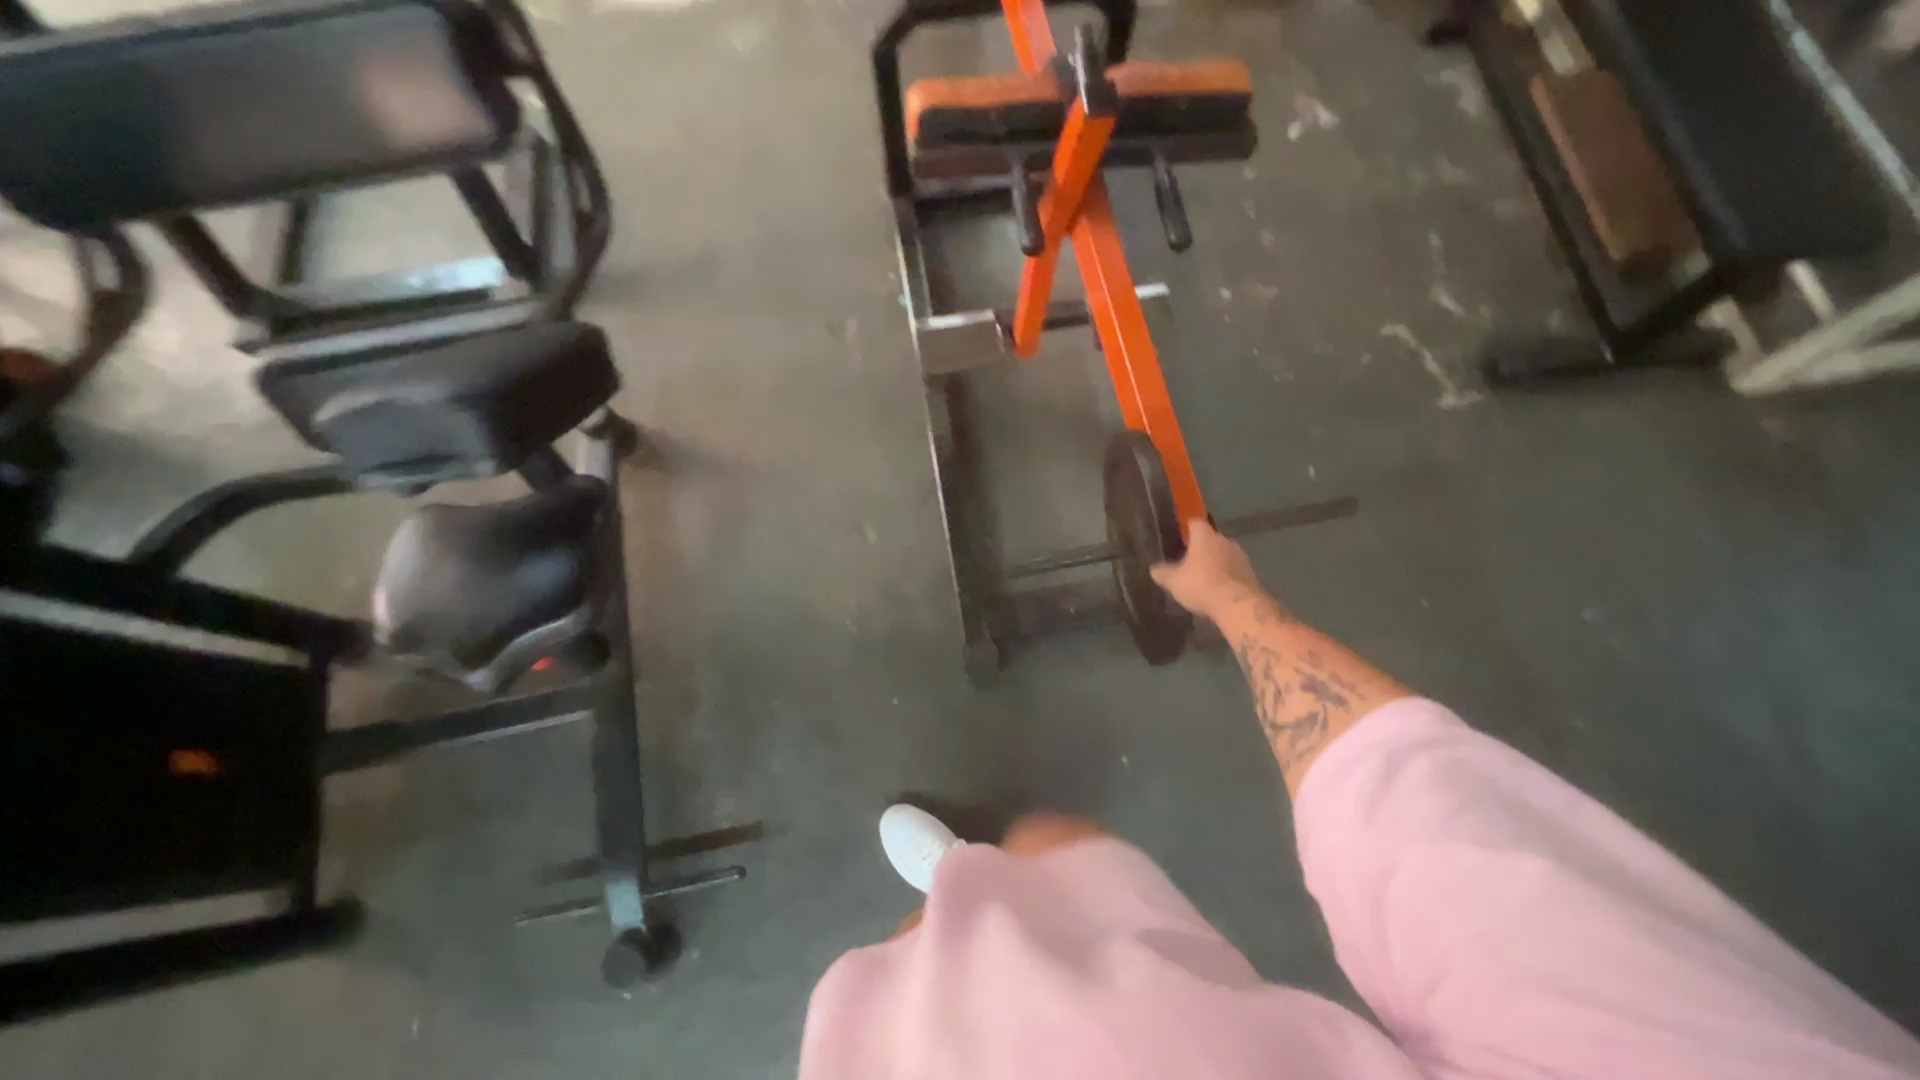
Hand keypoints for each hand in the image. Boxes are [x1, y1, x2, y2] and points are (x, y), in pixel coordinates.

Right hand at [1150, 519, 1270, 620]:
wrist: (1236, 604)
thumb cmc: (1200, 584)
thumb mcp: (1173, 581)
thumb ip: (1163, 573)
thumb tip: (1154, 569)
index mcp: (1204, 536)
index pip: (1195, 522)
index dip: (1186, 527)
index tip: (1179, 535)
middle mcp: (1224, 540)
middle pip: (1210, 539)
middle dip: (1200, 548)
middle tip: (1188, 560)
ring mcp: (1240, 556)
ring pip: (1223, 554)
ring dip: (1215, 562)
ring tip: (1203, 577)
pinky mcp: (1250, 572)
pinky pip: (1233, 569)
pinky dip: (1225, 575)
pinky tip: (1217, 589)